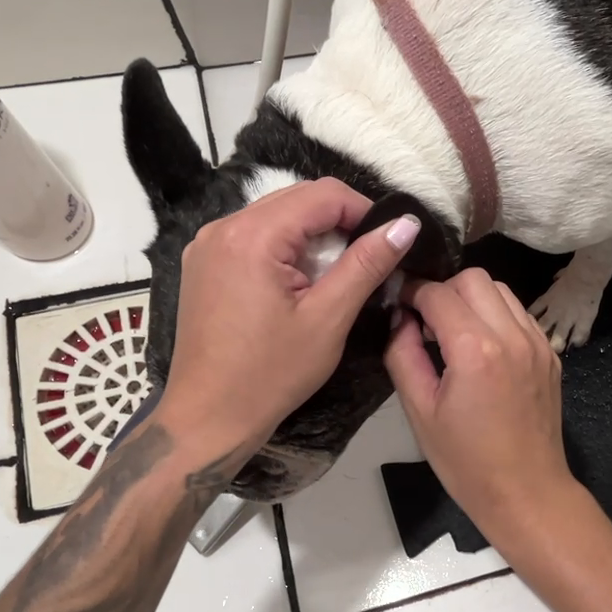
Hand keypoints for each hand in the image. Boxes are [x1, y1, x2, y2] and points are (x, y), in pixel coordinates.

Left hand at [155, 177, 418, 455]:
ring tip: (339, 275)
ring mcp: (208, 243)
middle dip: (342, 222)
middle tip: (369, 262)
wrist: (209, 416)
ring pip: (279, 215)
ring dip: (316, 235)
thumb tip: (407, 224)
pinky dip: (289, 247)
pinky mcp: (205, 262)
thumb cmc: (272, 373)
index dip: (366, 212)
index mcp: (252, 236)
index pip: (323, 195)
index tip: (389, 245)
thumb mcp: (329, 318)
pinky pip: (257, 235)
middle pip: (299, 198)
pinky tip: (303, 282)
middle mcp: (223, 227)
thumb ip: (367, 264)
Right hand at [386, 269, 578, 533]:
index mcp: (475, 350)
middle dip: (445, 290)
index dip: (412, 293)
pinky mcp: (550, 355)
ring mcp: (537, 343)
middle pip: (474, 278)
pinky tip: (482, 348)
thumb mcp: (420, 411)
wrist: (526, 491)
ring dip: (474, 300)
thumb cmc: (466, 462)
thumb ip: (403, 355)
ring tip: (455, 333)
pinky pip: (520, 315)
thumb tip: (399, 319)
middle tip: (427, 321)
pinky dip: (498, 316)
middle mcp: (512, 336)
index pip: (438, 293)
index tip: (399, 307)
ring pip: (502, 290)